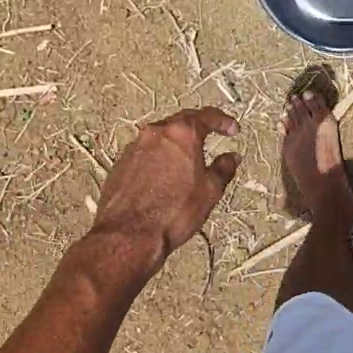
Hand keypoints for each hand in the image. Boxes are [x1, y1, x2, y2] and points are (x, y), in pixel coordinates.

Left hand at [90, 108, 240, 262]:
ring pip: (161, 136)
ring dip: (176, 143)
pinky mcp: (120, 165)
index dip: (223, 121)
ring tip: (187, 158)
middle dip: (198, 127)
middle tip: (211, 134)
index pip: (207, 116)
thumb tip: (231, 158)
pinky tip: (164, 174)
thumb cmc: (172, 212)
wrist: (128, 236)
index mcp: (182, 134)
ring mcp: (135, 148)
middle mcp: (156, 133)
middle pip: (182, 121)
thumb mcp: (210, 191)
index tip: (231, 129)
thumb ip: (223, 169)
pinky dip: (158, 157)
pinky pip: (145, 152)